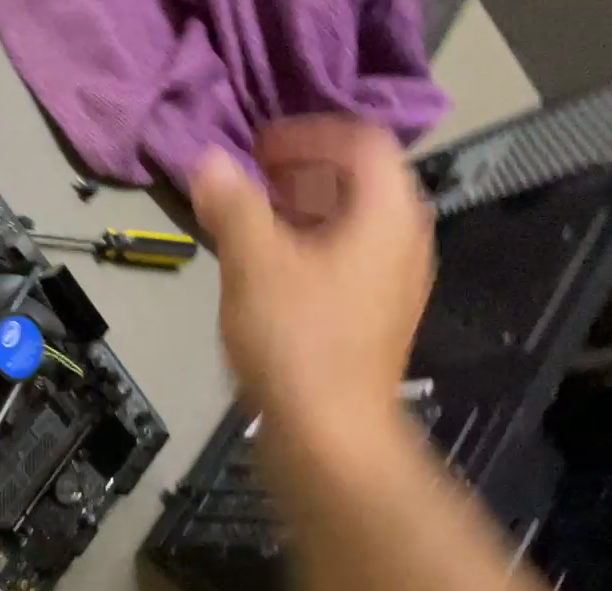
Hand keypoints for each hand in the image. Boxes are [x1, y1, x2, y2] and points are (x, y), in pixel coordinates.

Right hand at [189, 117, 434, 440]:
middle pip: (357, 185)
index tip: (258, 147)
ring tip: (249, 229)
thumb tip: (210, 163)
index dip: (307, 135)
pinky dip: (304, 254)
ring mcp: (390, 287)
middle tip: (247, 184)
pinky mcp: (369, 323)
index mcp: (386, 216)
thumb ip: (233, 209)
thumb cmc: (295, 344)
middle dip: (299, 176)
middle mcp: (401, 243)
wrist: (327, 433)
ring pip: (347, 229)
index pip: (361, 143)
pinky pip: (341, 266)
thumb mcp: (254, 267)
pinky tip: (265, 280)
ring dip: (299, 217)